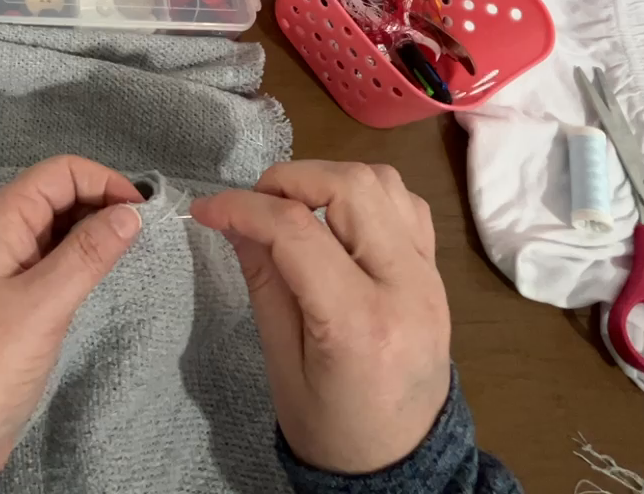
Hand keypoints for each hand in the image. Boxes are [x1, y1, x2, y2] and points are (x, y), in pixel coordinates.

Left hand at [0, 155, 144, 478]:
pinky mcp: (14, 301)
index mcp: (1, 218)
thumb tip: (132, 212)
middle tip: (148, 238)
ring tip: (138, 256)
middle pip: (61, 196)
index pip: (61, 172)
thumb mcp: (39, 306)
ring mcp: (7, 268)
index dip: (104, 182)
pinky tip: (108, 280)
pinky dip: (83, 263)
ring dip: (96, 235)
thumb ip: (87, 254)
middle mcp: (3, 233)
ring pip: (60, 230)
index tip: (145, 214)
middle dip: (104, 205)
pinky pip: (54, 263)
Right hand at [190, 160, 450, 474]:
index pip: (296, 230)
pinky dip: (366, 193)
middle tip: (257, 205)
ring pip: (382, 181)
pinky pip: (406, 202)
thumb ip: (262, 278)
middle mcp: (406, 286)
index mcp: (360, 322)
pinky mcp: (436, 272)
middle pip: (349, 186)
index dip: (242, 207)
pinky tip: (338, 218)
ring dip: (328, 179)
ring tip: (295, 206)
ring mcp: (430, 275)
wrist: (403, 467)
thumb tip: (232, 218)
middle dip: (289, 178)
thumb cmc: (330, 426)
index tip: (206, 209)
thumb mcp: (279, 361)